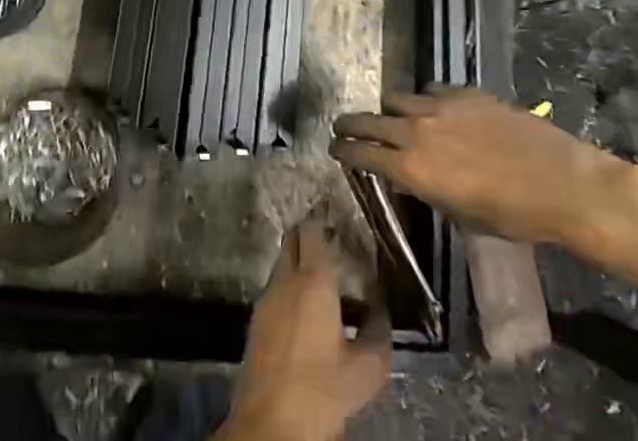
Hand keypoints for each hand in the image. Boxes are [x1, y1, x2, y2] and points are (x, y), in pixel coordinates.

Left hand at [216, 222, 389, 440]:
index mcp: (312, 281)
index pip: (311, 231)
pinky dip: (289, 285)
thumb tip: (381, 313)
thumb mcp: (367, 369)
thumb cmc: (322, 390)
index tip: (336, 216)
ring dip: (298, 262)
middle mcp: (284, 281)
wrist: (270, 422)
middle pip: (291, 241)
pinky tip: (306, 308)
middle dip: (308, 235)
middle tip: (332, 241)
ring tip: (324, 277)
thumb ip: (379, 334)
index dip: (322, 219)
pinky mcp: (256, 321)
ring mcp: (265, 299)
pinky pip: (275, 288)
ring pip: (281, 265)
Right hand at [330, 91, 627, 245]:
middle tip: (342, 127)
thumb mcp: (461, 215)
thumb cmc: (514, 216)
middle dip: (349, 124)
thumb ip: (428, 190)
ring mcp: (440, 107)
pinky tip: (438, 110)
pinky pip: (431, 90)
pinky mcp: (465, 93)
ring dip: (390, 111)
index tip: (334, 149)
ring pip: (397, 100)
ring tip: (395, 118)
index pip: (361, 154)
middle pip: (367, 120)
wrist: (564, 184)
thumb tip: (411, 177)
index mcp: (412, 169)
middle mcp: (416, 133)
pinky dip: (426, 101)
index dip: (343, 151)